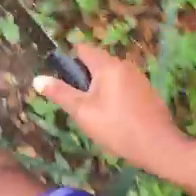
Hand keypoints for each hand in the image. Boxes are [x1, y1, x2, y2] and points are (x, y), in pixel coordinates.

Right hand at [32, 45, 185, 171]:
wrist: (159, 146)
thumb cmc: (116, 127)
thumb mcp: (83, 112)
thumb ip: (60, 93)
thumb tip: (37, 79)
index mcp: (108, 66)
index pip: (83, 49)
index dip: (68, 61)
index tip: (63, 81)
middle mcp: (125, 65)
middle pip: (97, 62)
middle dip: (84, 79)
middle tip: (78, 104)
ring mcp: (139, 77)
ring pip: (111, 76)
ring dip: (99, 88)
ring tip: (95, 114)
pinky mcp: (147, 91)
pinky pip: (123, 85)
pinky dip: (114, 95)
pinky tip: (114, 118)